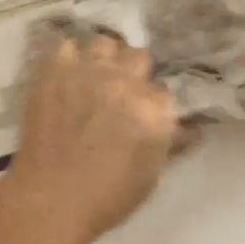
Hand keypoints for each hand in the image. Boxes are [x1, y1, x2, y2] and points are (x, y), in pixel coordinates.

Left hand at [0, 33, 177, 241]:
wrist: (50, 201)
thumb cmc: (106, 198)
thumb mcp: (150, 176)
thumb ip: (171, 144)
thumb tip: (194, 129)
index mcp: (153, 109)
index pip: (164, 90)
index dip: (154, 103)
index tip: (145, 114)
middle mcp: (124, 82)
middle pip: (139, 57)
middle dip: (134, 73)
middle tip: (122, 92)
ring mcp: (88, 73)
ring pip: (105, 42)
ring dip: (104, 58)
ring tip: (95, 75)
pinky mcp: (55, 72)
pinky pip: (66, 46)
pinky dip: (69, 58)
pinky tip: (67, 75)